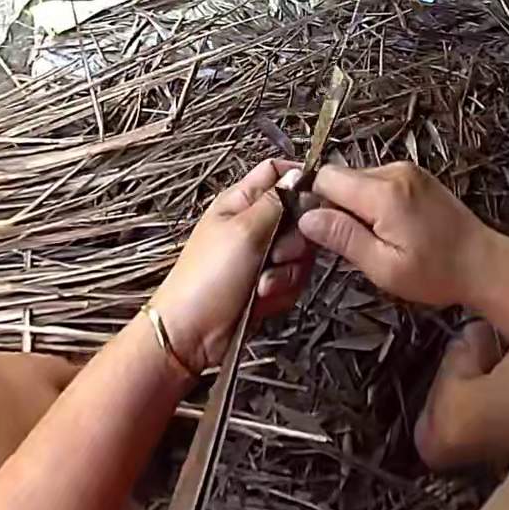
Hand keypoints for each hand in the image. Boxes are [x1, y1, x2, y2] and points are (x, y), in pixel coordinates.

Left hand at [152, 160, 311, 371]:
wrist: (192, 337)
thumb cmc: (204, 279)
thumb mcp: (244, 230)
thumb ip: (277, 201)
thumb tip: (300, 174)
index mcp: (242, 200)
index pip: (279, 172)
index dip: (300, 181)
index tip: (316, 198)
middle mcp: (255, 223)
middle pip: (300, 215)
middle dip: (295, 239)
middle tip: (275, 251)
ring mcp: (263, 253)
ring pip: (302, 250)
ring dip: (287, 269)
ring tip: (262, 279)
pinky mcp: (270, 280)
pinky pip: (296, 277)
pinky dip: (283, 288)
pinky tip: (263, 296)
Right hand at [297, 162, 508, 308]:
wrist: (484, 263)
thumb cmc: (435, 273)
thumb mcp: (384, 267)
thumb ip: (343, 238)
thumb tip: (306, 218)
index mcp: (383, 193)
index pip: (326, 177)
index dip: (315, 201)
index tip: (321, 230)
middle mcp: (394, 171)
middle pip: (341, 176)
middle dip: (336, 205)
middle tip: (352, 241)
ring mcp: (407, 170)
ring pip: (358, 178)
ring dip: (356, 205)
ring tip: (376, 237)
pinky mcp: (415, 175)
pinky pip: (378, 180)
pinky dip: (373, 201)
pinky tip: (391, 227)